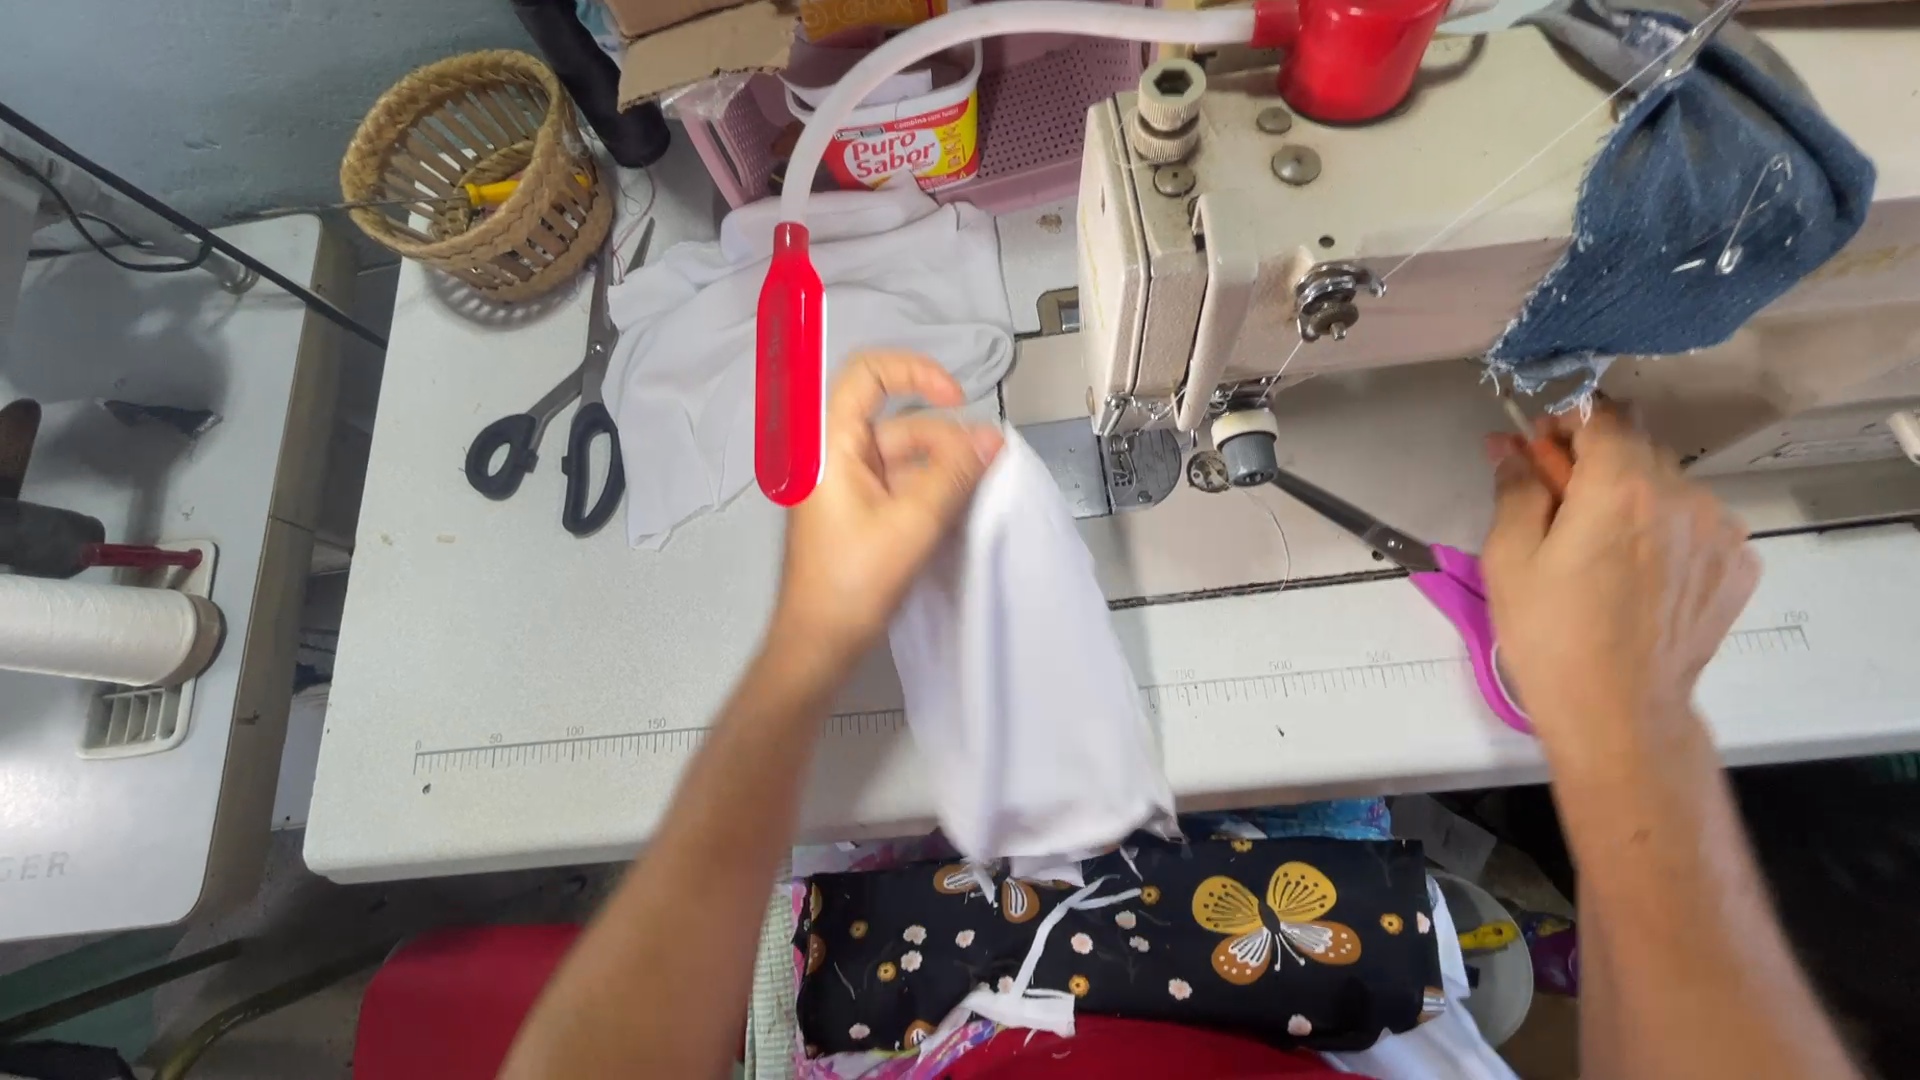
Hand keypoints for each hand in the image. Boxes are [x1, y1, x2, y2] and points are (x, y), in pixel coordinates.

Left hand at [771, 350, 1002, 667]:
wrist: (818, 642)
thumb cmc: (853, 581)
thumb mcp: (912, 522)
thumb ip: (954, 474)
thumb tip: (992, 438)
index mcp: (830, 444)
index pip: (867, 374)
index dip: (915, 371)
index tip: (957, 399)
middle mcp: (835, 455)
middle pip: (899, 422)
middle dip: (947, 439)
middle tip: (991, 465)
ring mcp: (847, 485)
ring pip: (905, 457)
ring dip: (946, 469)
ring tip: (983, 490)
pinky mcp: (859, 511)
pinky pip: (901, 485)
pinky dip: (932, 491)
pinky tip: (962, 508)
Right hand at [1480, 408, 1759, 739]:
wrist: (1616, 707)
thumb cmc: (1546, 631)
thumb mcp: (1508, 556)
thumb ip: (1515, 489)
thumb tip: (1510, 447)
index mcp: (1620, 488)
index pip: (1604, 416)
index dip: (1564, 421)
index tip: (1535, 446)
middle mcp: (1683, 496)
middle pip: (1637, 446)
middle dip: (1590, 458)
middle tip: (1550, 499)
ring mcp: (1720, 532)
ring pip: (1666, 484)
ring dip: (1626, 493)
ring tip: (1591, 545)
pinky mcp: (1737, 564)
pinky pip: (1693, 522)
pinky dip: (1659, 526)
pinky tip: (1629, 569)